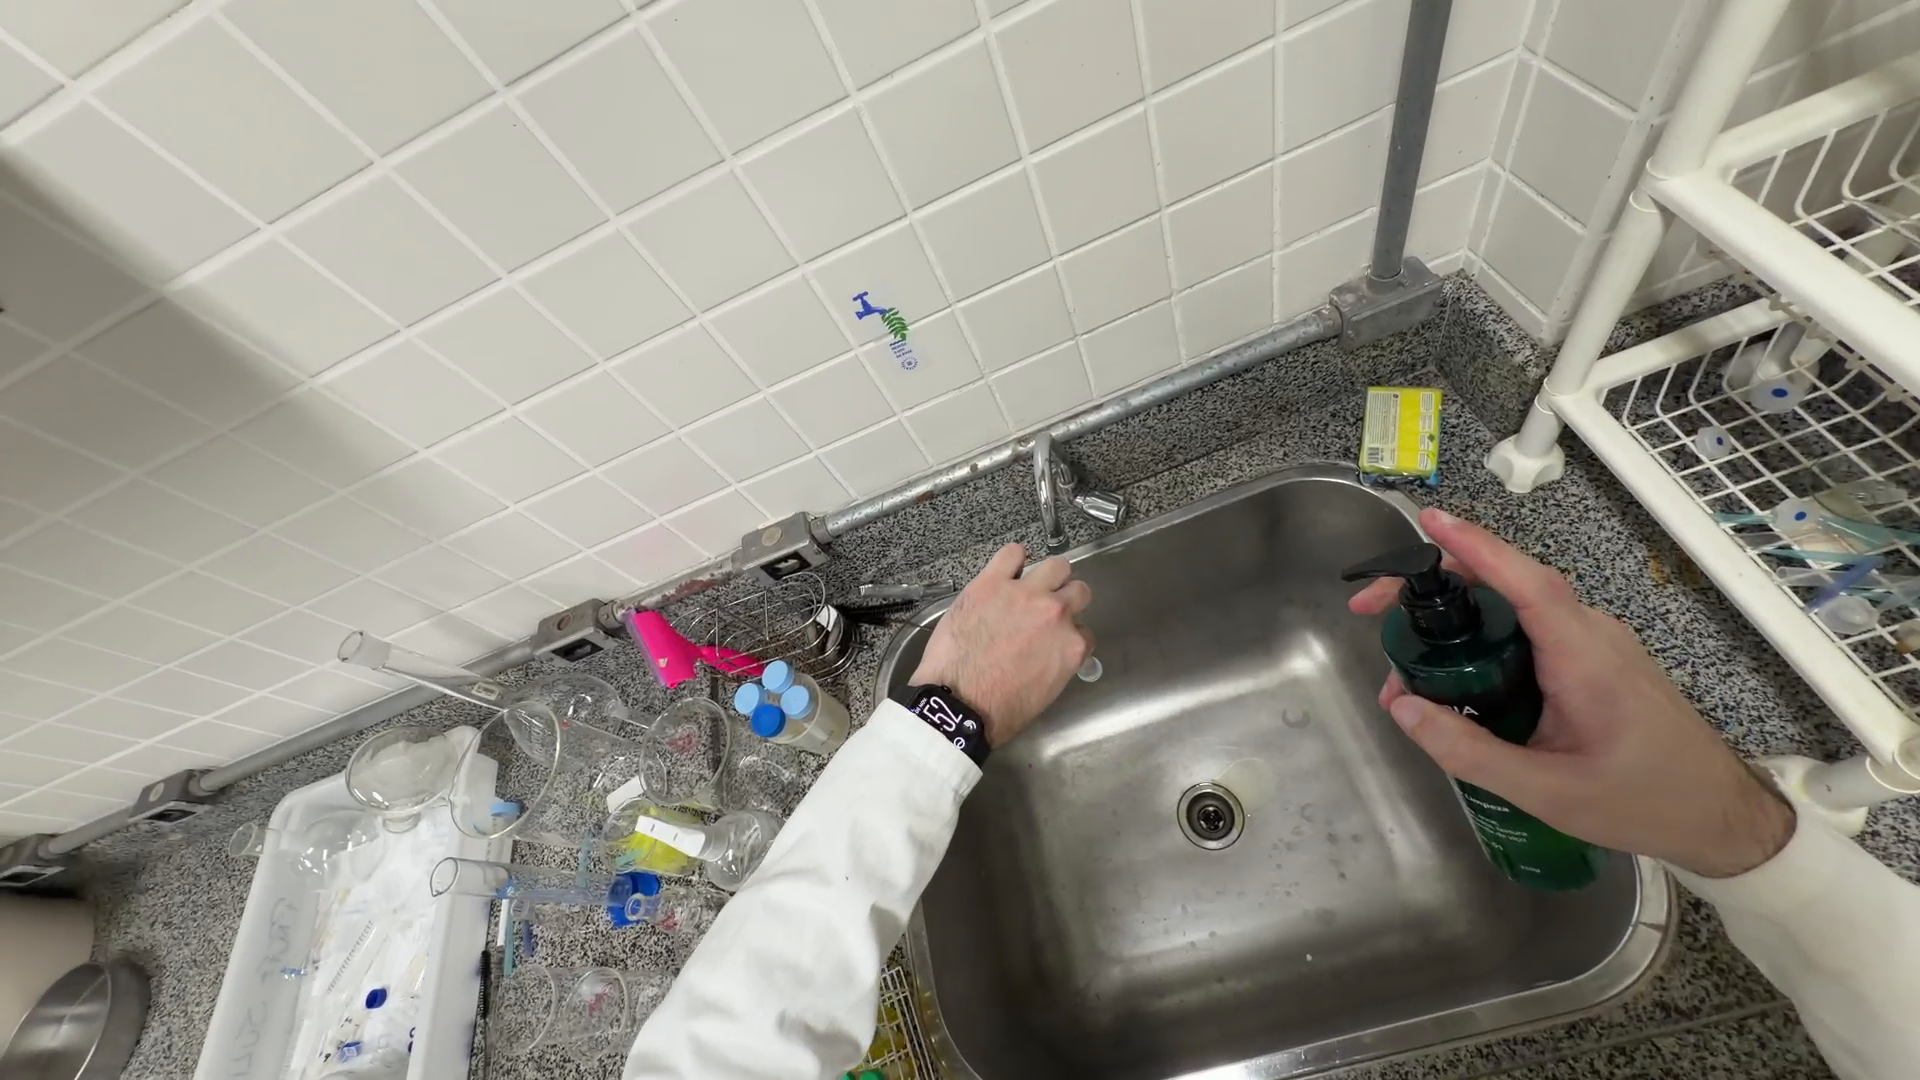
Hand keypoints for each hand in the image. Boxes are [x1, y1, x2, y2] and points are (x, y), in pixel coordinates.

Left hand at [911, 543, 1093, 747]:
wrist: (957, 703)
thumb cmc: (998, 709)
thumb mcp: (1045, 692)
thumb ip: (1057, 662)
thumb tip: (1050, 650)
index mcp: (1071, 646)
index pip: (1084, 631)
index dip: (1069, 634)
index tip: (1055, 639)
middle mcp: (1056, 614)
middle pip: (1078, 590)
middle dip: (1066, 599)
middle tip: (1047, 609)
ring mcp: (1024, 594)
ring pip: (1056, 566)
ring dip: (1048, 576)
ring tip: (1032, 585)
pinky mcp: (991, 583)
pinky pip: (1012, 553)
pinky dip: (1013, 558)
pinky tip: (1008, 567)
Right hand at [1349, 507, 1794, 877]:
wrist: (1724, 821)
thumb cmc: (1643, 803)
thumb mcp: (1546, 792)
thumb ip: (1468, 752)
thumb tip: (1401, 706)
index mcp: (1586, 660)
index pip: (1529, 585)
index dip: (1478, 548)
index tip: (1430, 522)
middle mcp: (1590, 636)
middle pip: (1506, 583)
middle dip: (1433, 583)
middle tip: (1371, 609)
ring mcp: (1592, 643)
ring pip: (1511, 603)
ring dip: (1450, 610)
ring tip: (1401, 650)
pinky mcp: (1587, 656)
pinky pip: (1523, 625)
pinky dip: (1476, 629)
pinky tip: (1448, 663)